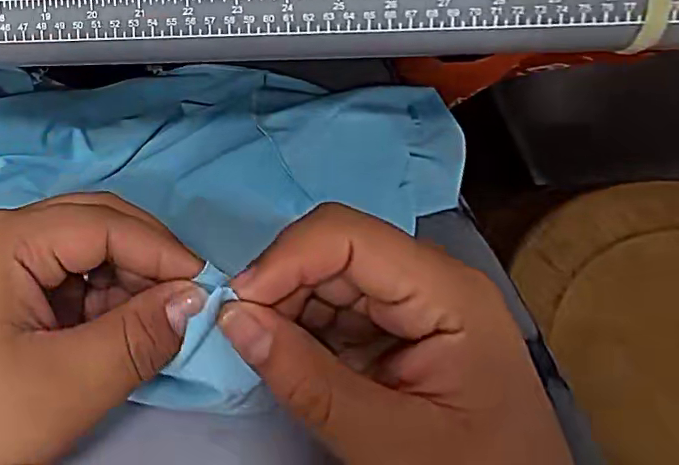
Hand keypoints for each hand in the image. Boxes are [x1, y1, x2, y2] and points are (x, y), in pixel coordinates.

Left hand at [0, 193, 208, 464]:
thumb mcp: (67, 383)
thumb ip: (136, 336)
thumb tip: (195, 298)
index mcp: (11, 235)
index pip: (102, 223)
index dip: (158, 249)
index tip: (209, 286)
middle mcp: (9, 232)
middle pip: (95, 223)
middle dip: (144, 257)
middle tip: (190, 301)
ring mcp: (8, 259)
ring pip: (88, 249)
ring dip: (127, 280)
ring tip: (155, 324)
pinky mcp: (12, 290)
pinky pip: (73, 277)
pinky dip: (105, 300)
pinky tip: (121, 330)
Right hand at [216, 204, 572, 464]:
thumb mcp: (391, 446)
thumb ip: (307, 380)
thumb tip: (231, 317)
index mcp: (446, 292)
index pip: (345, 235)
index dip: (285, 257)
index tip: (240, 302)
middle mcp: (430, 279)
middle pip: (332, 248)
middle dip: (282, 284)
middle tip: (246, 331)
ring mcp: (415, 299)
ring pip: (325, 272)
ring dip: (287, 305)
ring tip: (271, 351)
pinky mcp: (399, 323)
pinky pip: (334, 302)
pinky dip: (302, 325)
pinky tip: (296, 357)